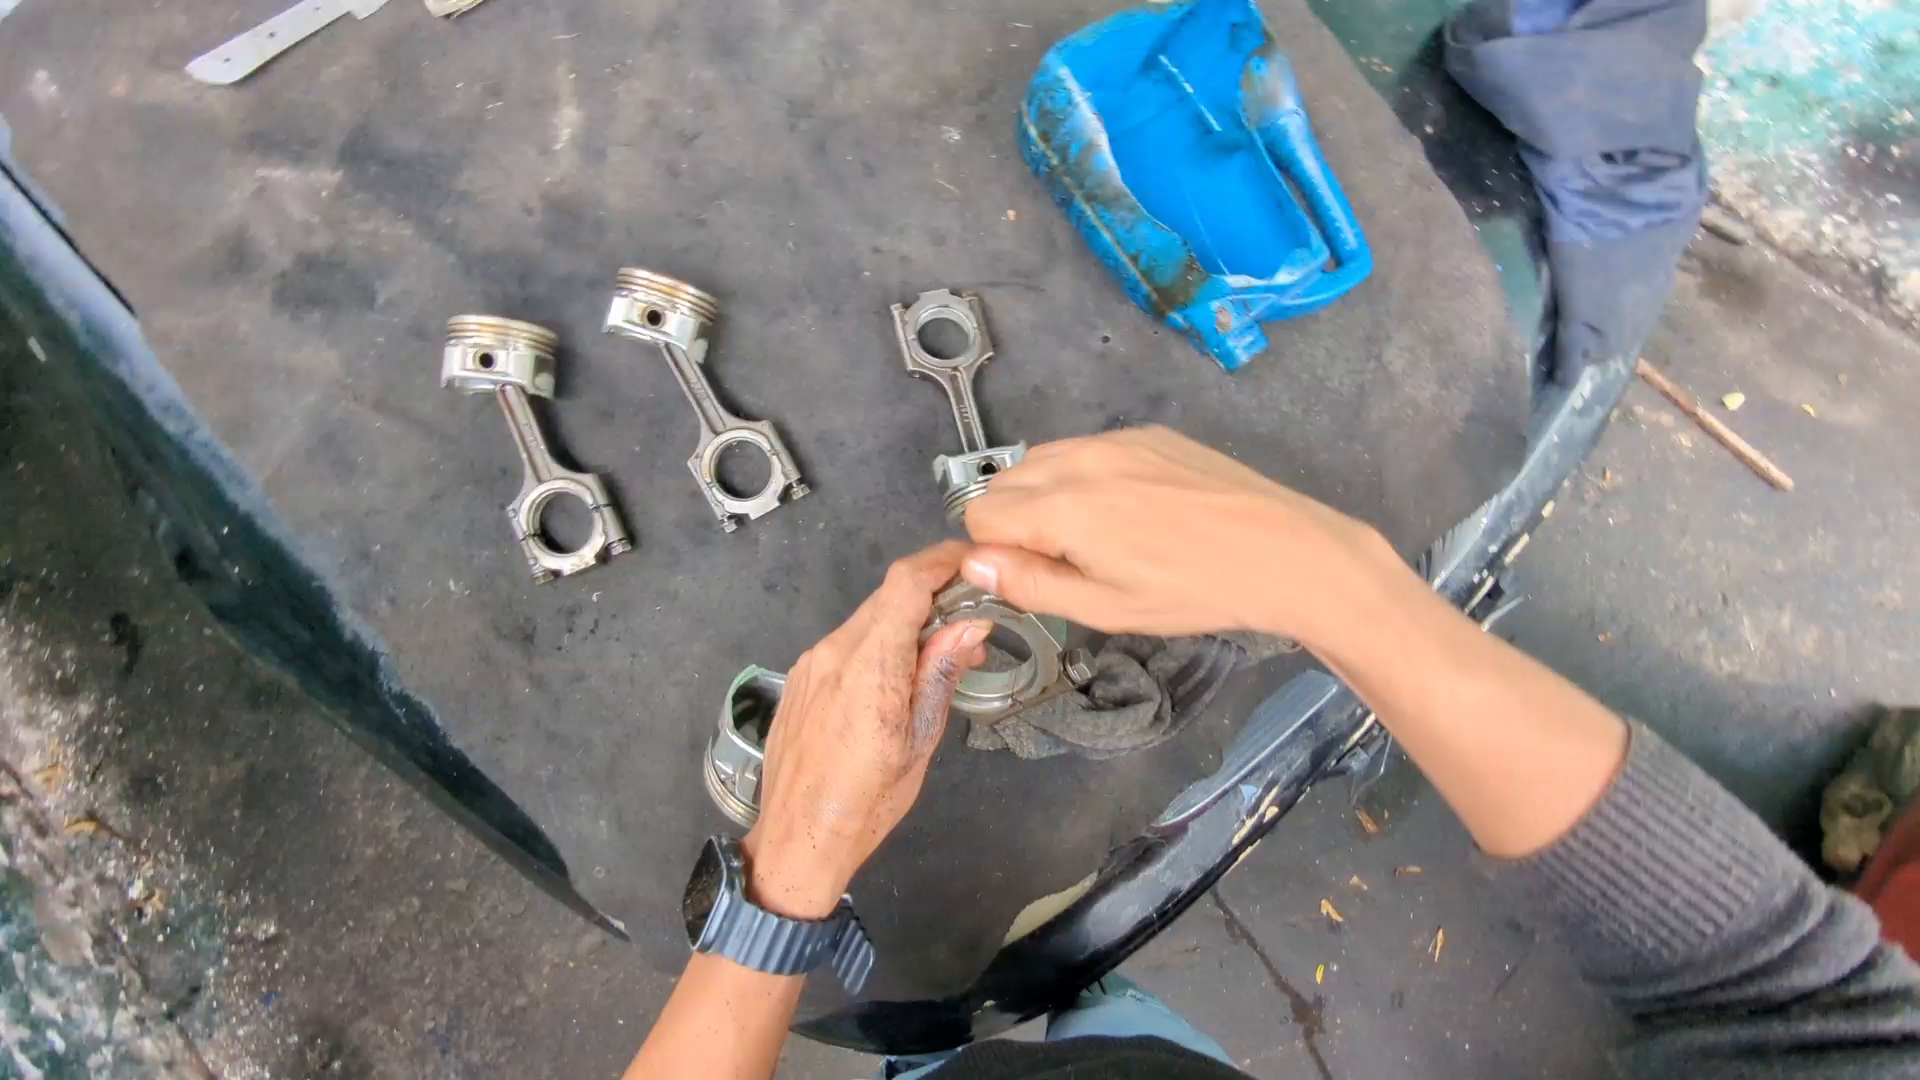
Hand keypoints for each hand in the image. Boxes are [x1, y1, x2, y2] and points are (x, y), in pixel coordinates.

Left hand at [743, 541, 990, 919]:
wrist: (797, 838)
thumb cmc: (869, 799)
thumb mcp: (920, 739)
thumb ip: (941, 671)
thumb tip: (972, 622)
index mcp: (870, 665)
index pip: (905, 583)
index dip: (941, 561)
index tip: (972, 563)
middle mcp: (833, 650)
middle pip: (888, 597)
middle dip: (932, 598)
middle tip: (969, 629)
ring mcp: (810, 661)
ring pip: (867, 619)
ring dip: (905, 624)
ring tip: (935, 662)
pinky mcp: (800, 675)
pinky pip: (846, 642)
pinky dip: (878, 644)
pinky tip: (893, 679)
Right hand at [958, 427, 1397, 644]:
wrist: (1283, 550)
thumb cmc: (1191, 591)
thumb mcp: (1106, 607)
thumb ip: (1030, 583)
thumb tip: (973, 563)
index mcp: (1062, 507)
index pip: (979, 514)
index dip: (995, 551)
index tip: (1033, 573)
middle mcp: (1077, 458)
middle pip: (1002, 482)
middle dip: (1014, 521)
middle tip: (1064, 557)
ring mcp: (1115, 438)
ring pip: (1041, 460)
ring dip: (1045, 495)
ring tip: (1096, 531)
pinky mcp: (1147, 432)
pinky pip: (1086, 448)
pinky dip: (1084, 475)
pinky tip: (1131, 505)